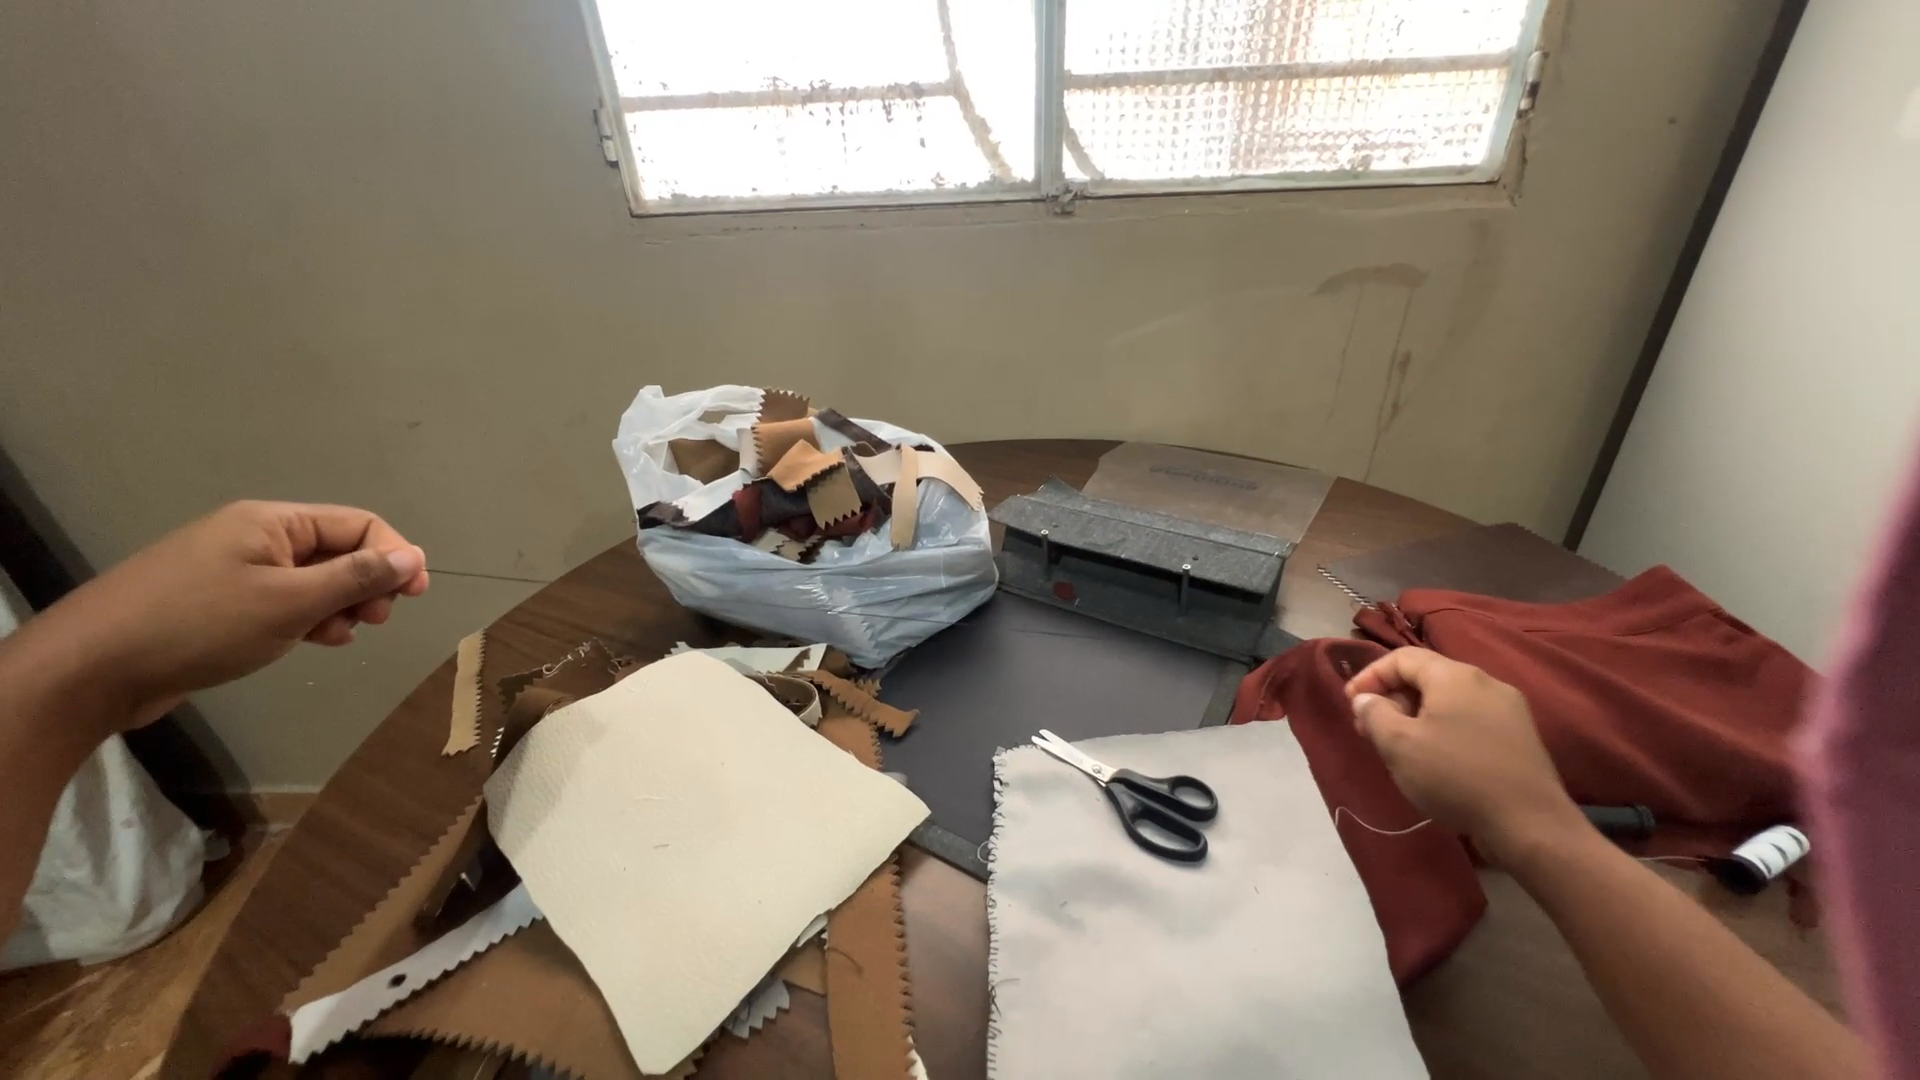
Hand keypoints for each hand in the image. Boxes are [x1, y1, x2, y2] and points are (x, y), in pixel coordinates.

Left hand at [26, 501, 428, 730]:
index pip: (359, 525)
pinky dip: (311, 618)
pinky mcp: (223, 602)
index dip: (395, 556)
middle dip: (368, 584)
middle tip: (375, 620)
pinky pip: (288, 600)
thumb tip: (413, 556)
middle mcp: (256, 537)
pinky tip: (314, 641)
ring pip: (317, 580)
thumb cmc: (199, 626)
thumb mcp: (291, 601)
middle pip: (341, 550)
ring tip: (338, 636)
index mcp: (272, 522)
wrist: (89, 672)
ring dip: (341, 606)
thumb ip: (358, 577)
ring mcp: (237, 570)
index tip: (414, 596)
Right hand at [1345, 647, 1586, 865]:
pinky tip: (1434, 756)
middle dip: (1391, 697)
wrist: (1531, 826)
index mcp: (1455, 676)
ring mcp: (1508, 709)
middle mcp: (1485, 682)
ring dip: (1415, 714)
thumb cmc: (1455, 777)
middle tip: (1369, 728)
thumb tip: (1367, 699)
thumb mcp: (1398, 745)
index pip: (1402, 657)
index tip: (1351, 704)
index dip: (1370, 676)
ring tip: (1398, 745)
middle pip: (1426, 676)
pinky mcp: (1520, 736)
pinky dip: (1442, 727)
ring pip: (1447, 699)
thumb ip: (1374, 713)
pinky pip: (1469, 717)